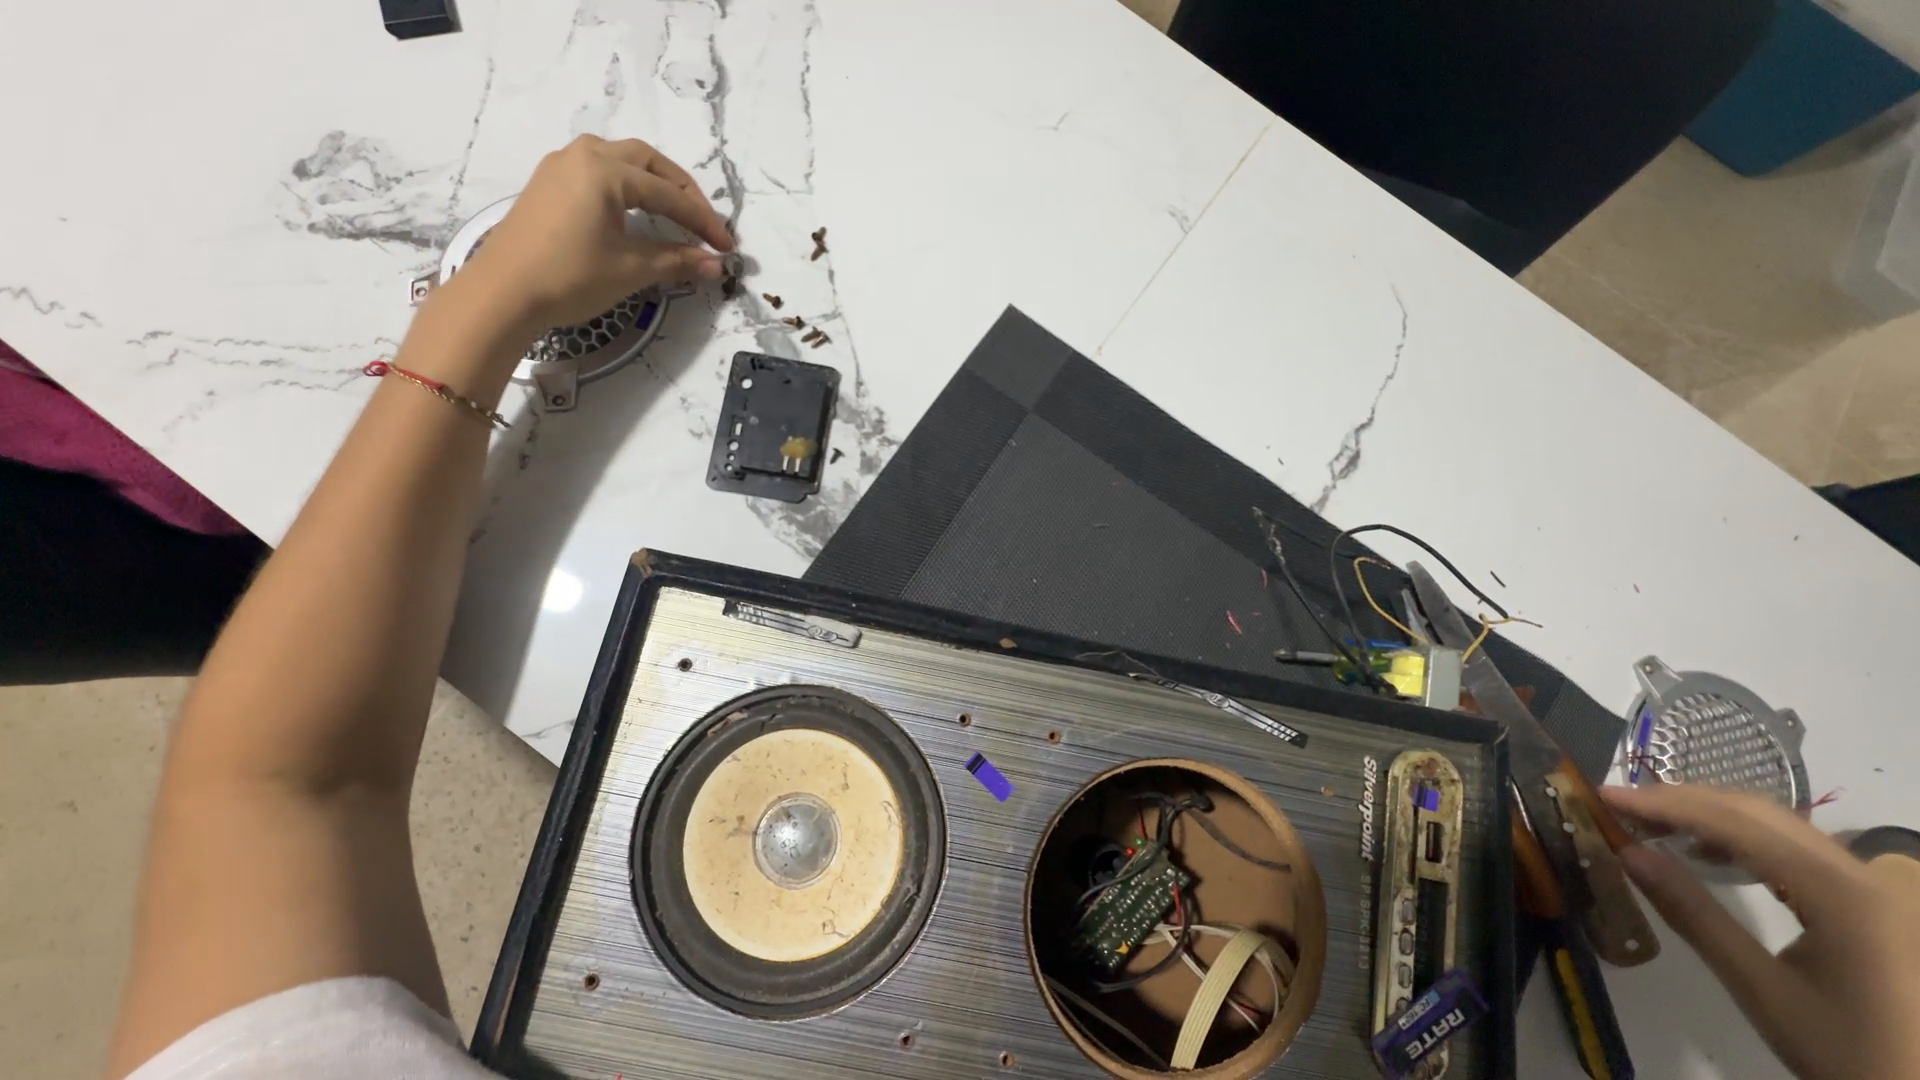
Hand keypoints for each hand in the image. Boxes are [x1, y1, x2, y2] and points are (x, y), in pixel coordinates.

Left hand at [456, 135, 734, 332]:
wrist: (501, 294)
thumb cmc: (569, 277)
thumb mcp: (630, 270)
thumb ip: (676, 261)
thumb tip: (715, 265)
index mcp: (606, 170)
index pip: (669, 195)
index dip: (702, 221)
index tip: (727, 246)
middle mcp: (583, 156)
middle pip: (647, 162)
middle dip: (681, 191)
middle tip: (703, 222)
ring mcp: (560, 167)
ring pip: (619, 161)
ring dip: (652, 183)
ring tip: (673, 212)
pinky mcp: (547, 185)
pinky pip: (597, 172)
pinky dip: (626, 187)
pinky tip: (634, 213)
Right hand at [1602, 784, 1919, 1079]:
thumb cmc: (1853, 1053)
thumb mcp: (1762, 989)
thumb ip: (1694, 915)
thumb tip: (1628, 853)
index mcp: (1843, 892)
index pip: (1735, 823)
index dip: (1663, 803)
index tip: (1604, 796)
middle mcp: (1867, 874)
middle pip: (1759, 813)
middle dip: (1683, 802)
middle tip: (1621, 805)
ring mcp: (1879, 887)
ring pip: (1780, 826)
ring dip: (1711, 817)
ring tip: (1654, 826)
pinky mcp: (1878, 901)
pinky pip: (1801, 850)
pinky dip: (1746, 840)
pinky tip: (1712, 855)